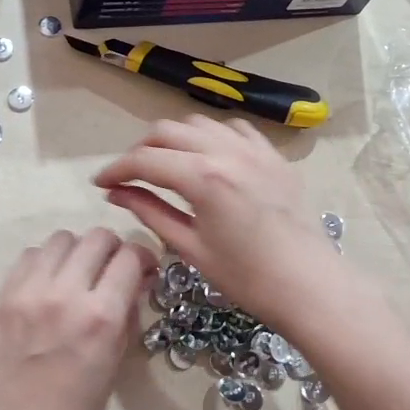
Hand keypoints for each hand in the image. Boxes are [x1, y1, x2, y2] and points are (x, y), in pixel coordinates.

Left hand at [0, 229, 151, 409]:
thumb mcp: (113, 369)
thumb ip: (126, 318)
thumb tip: (135, 283)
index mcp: (101, 319)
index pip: (130, 257)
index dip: (143, 257)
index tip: (144, 268)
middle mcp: (65, 294)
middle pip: (97, 238)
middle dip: (113, 248)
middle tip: (114, 269)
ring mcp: (29, 291)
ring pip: (62, 239)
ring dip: (78, 250)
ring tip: (79, 274)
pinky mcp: (3, 296)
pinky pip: (30, 255)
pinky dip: (47, 261)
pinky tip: (50, 283)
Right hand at [94, 115, 338, 315]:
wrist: (309, 285)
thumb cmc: (246, 277)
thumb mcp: (190, 248)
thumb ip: (150, 212)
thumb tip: (117, 194)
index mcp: (202, 177)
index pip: (145, 160)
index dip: (116, 170)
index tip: (100, 184)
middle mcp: (225, 151)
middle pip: (167, 132)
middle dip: (141, 150)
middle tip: (129, 177)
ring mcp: (253, 149)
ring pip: (199, 124)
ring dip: (174, 139)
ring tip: (165, 164)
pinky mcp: (273, 155)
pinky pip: (234, 129)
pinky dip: (211, 136)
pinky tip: (207, 157)